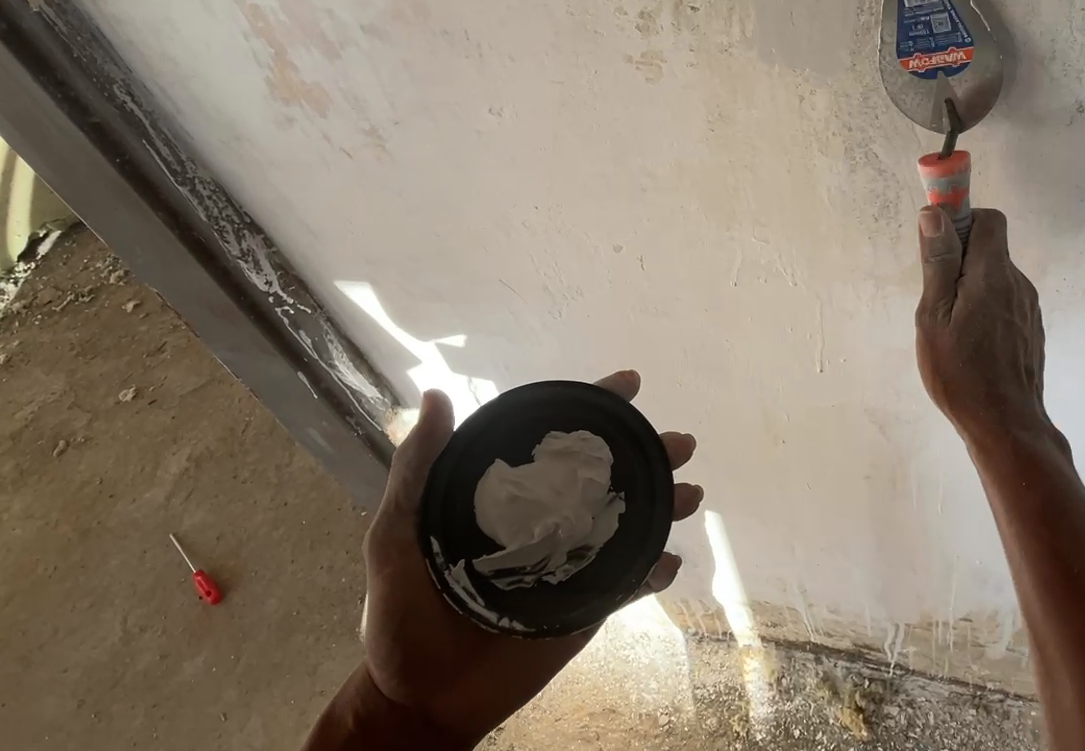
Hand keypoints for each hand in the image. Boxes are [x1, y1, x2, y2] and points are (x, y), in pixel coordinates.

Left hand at [359, 370, 702, 745]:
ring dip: (664, 504)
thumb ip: (416, 472)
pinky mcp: (587, 607)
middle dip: (650, 452)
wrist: (420, 700)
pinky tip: (668, 561)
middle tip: (679, 442)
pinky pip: (629, 584)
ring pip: (630, 523)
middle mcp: (550, 518)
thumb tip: (436, 396)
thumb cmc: (401, 616)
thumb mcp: (395, 537)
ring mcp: (573, 562)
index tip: (629, 383)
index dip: (596, 405)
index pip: (558, 438)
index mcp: (512, 495)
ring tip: (689, 494)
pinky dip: (654, 571)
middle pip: (609, 475)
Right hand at [914, 206, 1047, 442]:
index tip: (937, 243)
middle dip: (959, 259)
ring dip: (970, 286)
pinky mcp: (1030, 328)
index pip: (988, 219)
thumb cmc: (961, 372)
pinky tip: (970, 341)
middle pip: (990, 247)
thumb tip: (934, 214)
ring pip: (995, 276)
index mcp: (993, 274)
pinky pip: (1003, 300)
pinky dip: (983, 307)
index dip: (962, 220)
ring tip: (950, 326)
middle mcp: (1017, 283)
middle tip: (935, 297)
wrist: (1006, 424)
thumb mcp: (934, 316)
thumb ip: (939, 263)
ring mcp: (1028, 307)